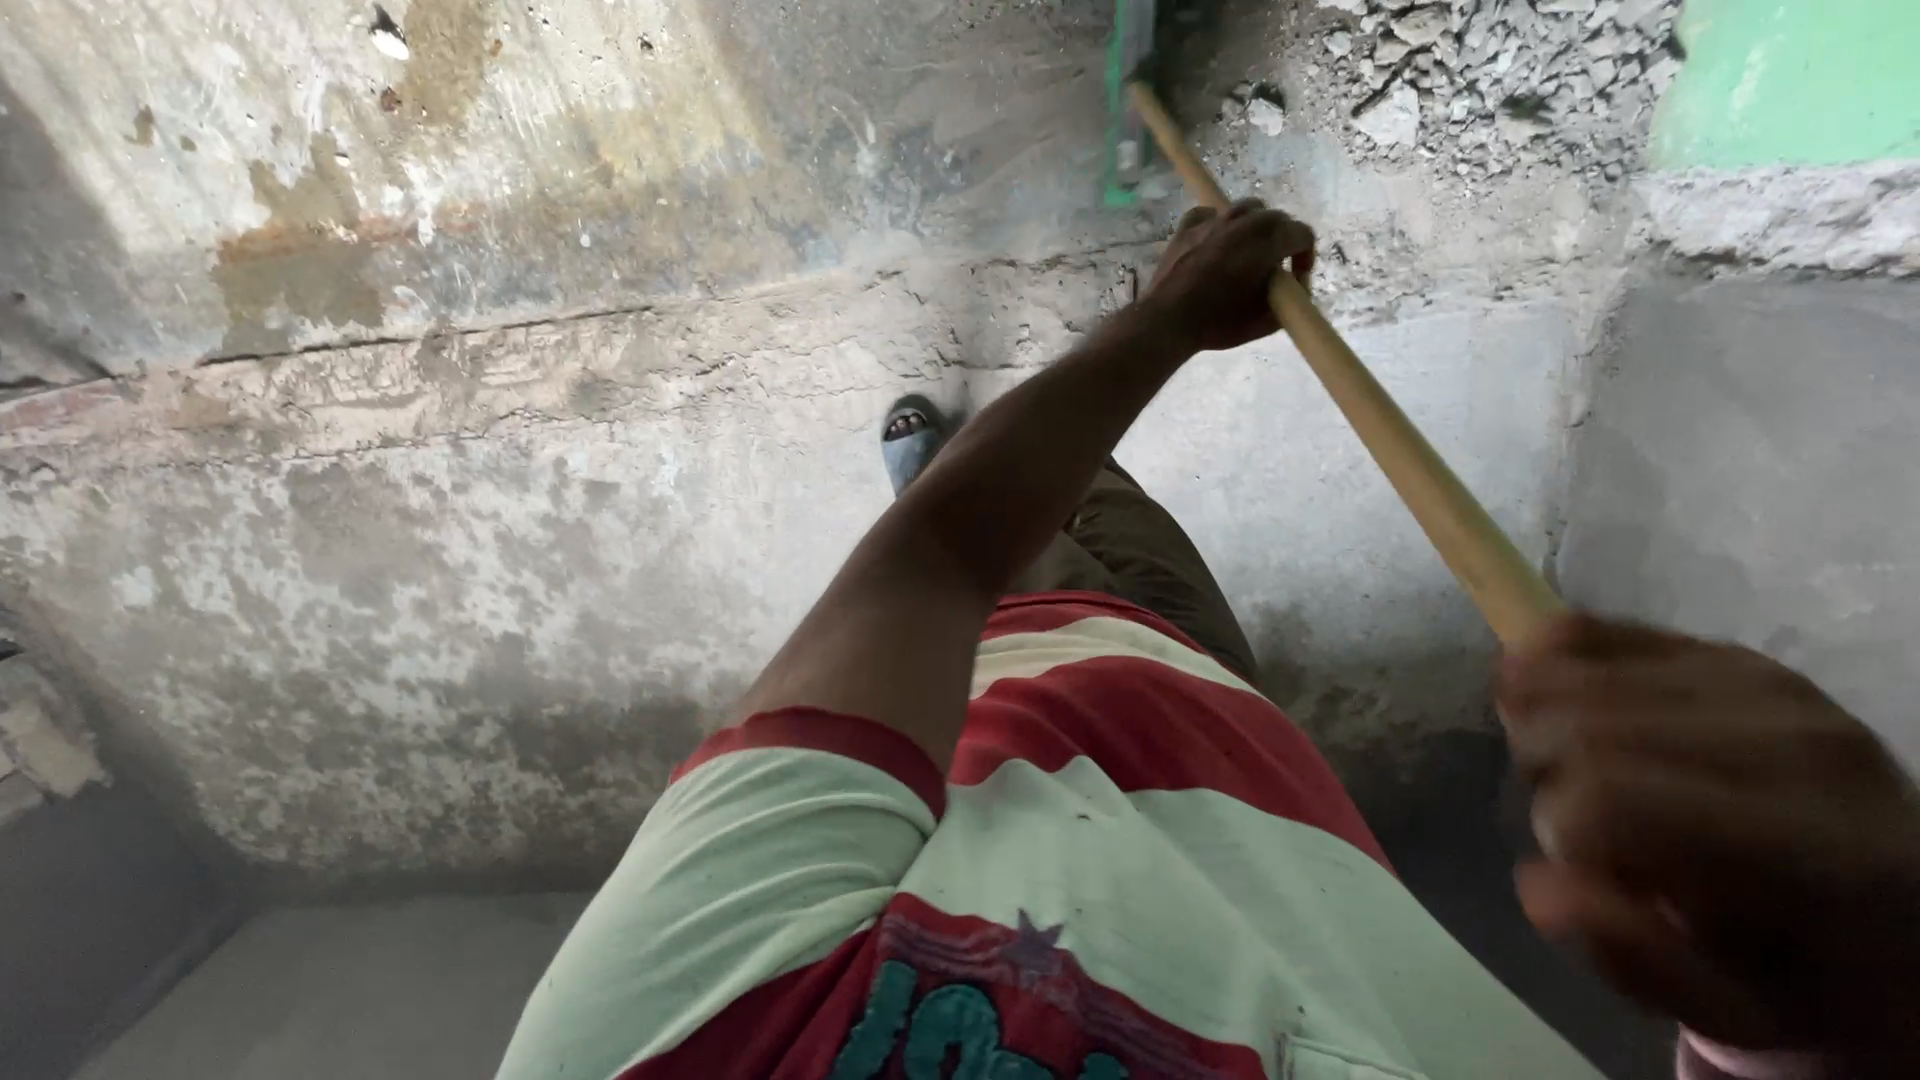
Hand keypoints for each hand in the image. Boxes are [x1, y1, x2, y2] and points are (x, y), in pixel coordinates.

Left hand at [1142, 198, 1314, 353]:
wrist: (1167, 321)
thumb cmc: (1218, 324)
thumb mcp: (1265, 322)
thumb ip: (1290, 300)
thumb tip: (1295, 289)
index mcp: (1268, 242)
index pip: (1303, 234)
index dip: (1305, 256)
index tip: (1295, 277)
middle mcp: (1244, 222)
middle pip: (1275, 218)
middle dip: (1280, 239)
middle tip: (1271, 265)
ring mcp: (1213, 221)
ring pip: (1245, 209)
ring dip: (1252, 226)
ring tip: (1245, 250)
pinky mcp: (1187, 227)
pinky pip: (1208, 214)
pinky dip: (1216, 224)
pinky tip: (1214, 242)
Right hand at [1496, 614, 1919, 1071]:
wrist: (1896, 905)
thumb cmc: (1800, 968)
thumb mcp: (1728, 1010)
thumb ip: (1634, 958)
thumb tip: (1540, 885)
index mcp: (1819, 855)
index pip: (1610, 798)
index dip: (1559, 830)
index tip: (1577, 860)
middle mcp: (1803, 749)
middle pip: (1580, 727)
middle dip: (1538, 770)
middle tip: (1565, 807)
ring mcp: (1770, 687)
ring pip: (1566, 672)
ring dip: (1533, 720)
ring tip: (1562, 757)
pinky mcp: (1734, 654)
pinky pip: (1587, 630)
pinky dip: (1541, 659)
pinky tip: (1552, 696)